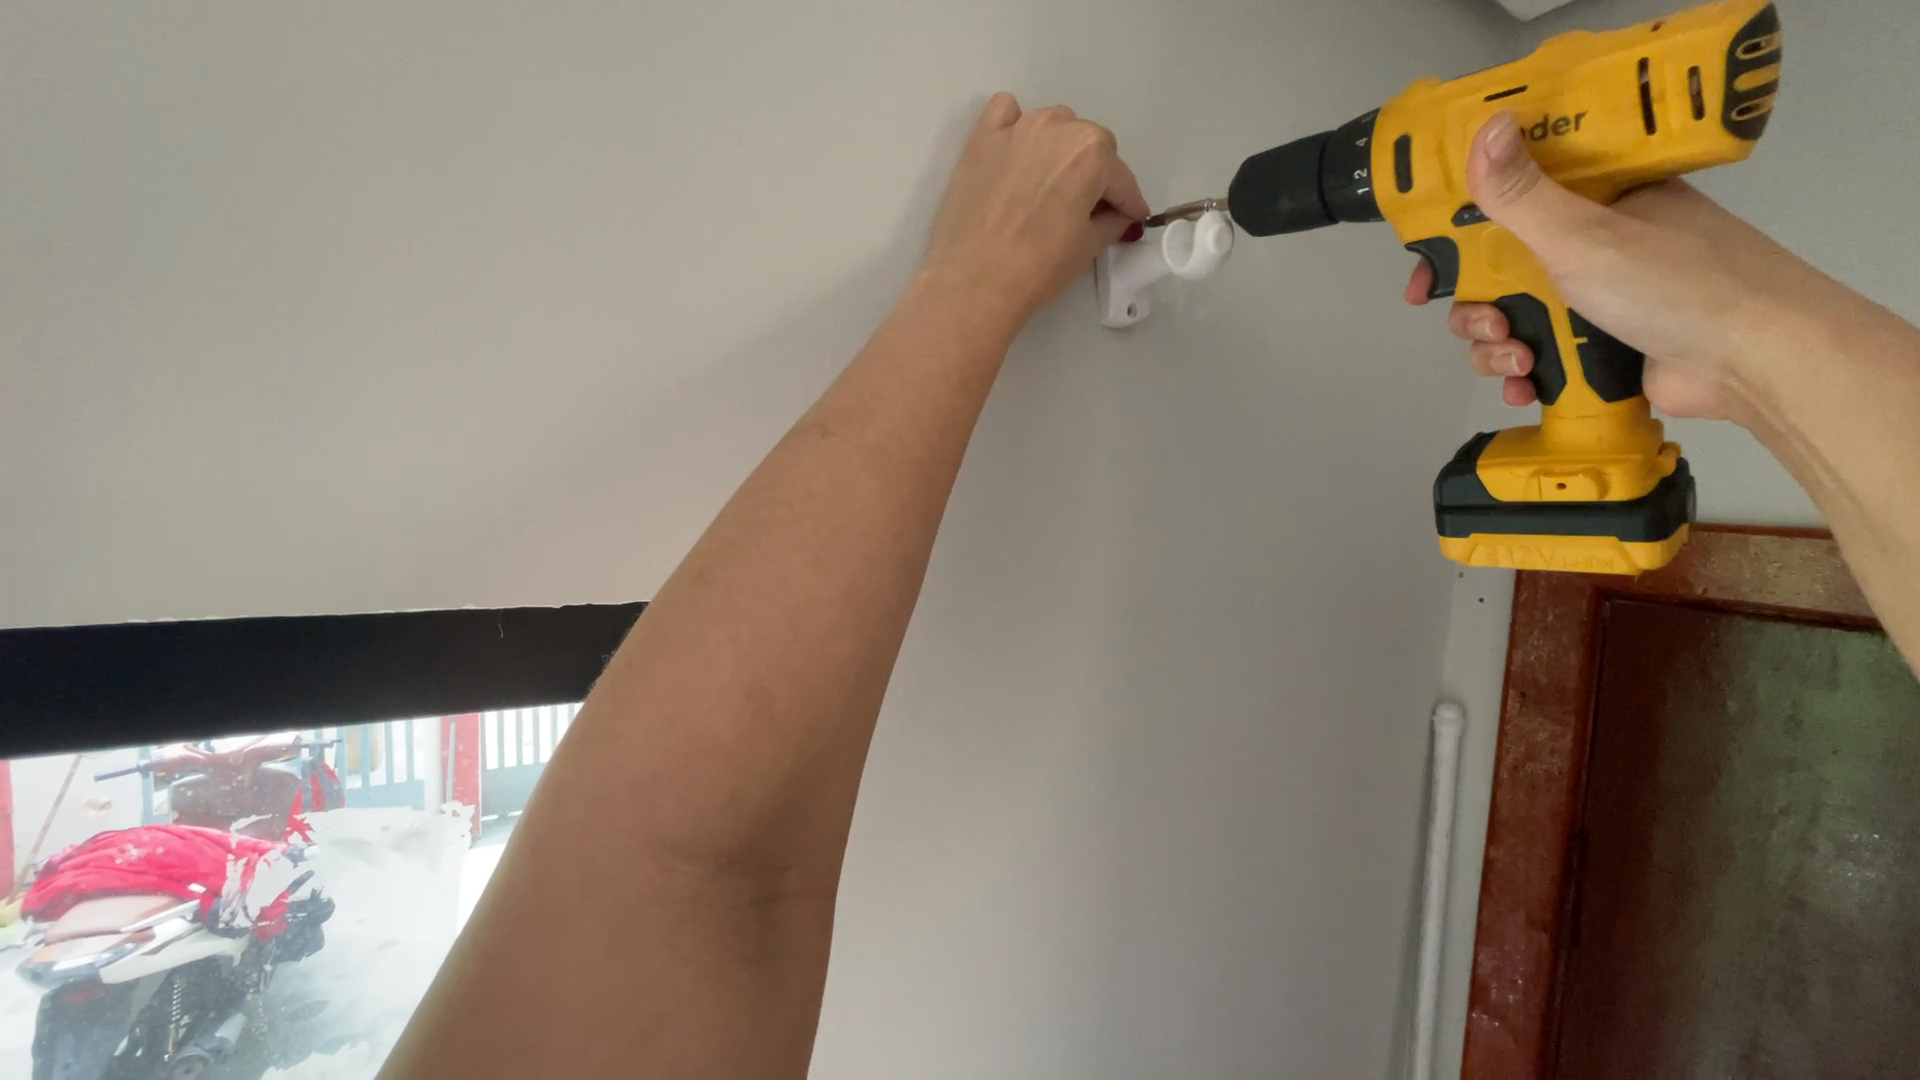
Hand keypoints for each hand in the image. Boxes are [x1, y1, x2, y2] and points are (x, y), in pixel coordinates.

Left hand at [919, 93, 1148, 332]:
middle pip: (1088, 145)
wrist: (973, 283)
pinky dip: (1015, 126)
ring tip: (1049, 187)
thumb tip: (1117, 215)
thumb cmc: (1037, 268)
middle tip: (1087, 209)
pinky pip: (1004, 114)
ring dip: (1058, 150)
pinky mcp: (980, 140)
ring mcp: (1015, 128)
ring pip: (1051, 127)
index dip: (1127, 202)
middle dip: (1094, 175)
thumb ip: (1111, 222)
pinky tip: (1015, 154)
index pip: (1119, 176)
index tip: (1131, 217)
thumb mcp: (1087, 248)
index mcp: (1091, 151)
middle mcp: (1056, 127)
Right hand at [1405, 112, 1842, 421]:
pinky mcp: (1593, 346)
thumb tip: (1486, 128)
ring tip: (1519, 362)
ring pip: (1506, 321)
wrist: (1752, 362)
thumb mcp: (1584, 236)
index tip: (1426, 274)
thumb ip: (1522, 195)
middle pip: (1494, 275)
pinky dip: (1517, 375)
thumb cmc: (1672, 285)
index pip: (1507, 209)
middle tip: (1483, 325)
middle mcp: (1589, 247)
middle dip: (1475, 308)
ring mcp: (1592, 299)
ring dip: (1495, 349)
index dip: (1456, 241)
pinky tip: (1524, 387)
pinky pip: (1530, 357)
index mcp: (1594, 205)